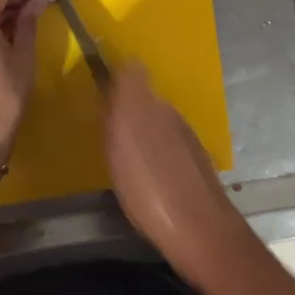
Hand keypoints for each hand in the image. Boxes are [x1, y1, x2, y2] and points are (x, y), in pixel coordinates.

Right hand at [102, 64, 240, 266]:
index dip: (115, 80)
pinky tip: (140, 178)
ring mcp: (188, 149)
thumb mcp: (128, 133)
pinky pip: (164, 155)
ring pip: (156, 129)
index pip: (134, 77)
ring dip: (138, 135)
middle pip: (145, 103)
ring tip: (116, 153)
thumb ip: (127, 95)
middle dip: (124, 109)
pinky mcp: (193, 177)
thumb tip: (128, 60)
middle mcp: (175, 121)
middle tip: (99, 125)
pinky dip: (150, 159)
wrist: (200, 235)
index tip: (94, 89)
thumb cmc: (153, 185)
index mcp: (156, 108)